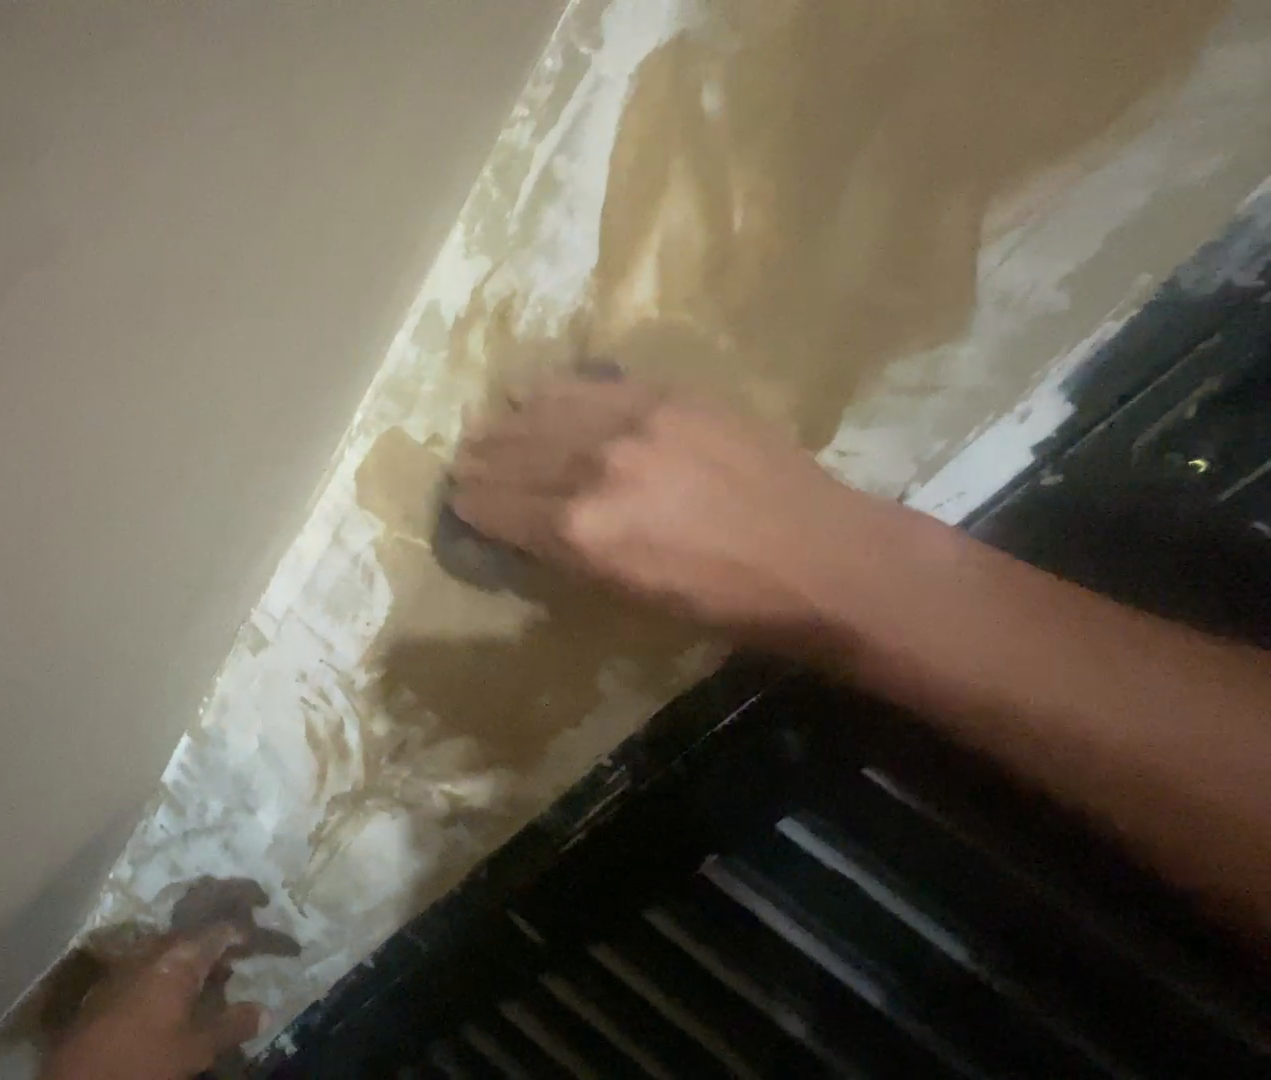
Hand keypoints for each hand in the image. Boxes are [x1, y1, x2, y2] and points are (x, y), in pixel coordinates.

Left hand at [41, 925, 265, 1079]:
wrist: (77, 1076)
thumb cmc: (142, 1059)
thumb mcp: (194, 1049)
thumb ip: (231, 1026)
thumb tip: (266, 1009)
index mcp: (179, 957)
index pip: (219, 931)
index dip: (242, 931)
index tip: (260, 935)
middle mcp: (154, 949)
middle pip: (194, 936)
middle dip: (218, 943)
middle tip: (240, 955)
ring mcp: (129, 962)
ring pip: (171, 950)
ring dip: (194, 959)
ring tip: (215, 976)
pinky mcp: (112, 981)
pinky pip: (152, 964)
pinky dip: (171, 972)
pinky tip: (178, 993)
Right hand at [449, 378, 901, 644]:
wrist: (816, 554)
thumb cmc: (717, 598)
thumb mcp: (623, 593)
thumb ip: (561, 551)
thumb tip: (518, 524)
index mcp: (580, 531)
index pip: (496, 507)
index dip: (470, 506)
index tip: (458, 503)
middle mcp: (593, 468)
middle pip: (508, 455)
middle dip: (477, 463)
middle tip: (463, 465)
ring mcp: (631, 422)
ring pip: (539, 411)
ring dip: (505, 424)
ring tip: (488, 429)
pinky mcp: (666, 394)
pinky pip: (586, 385)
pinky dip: (550, 392)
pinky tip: (532, 394)